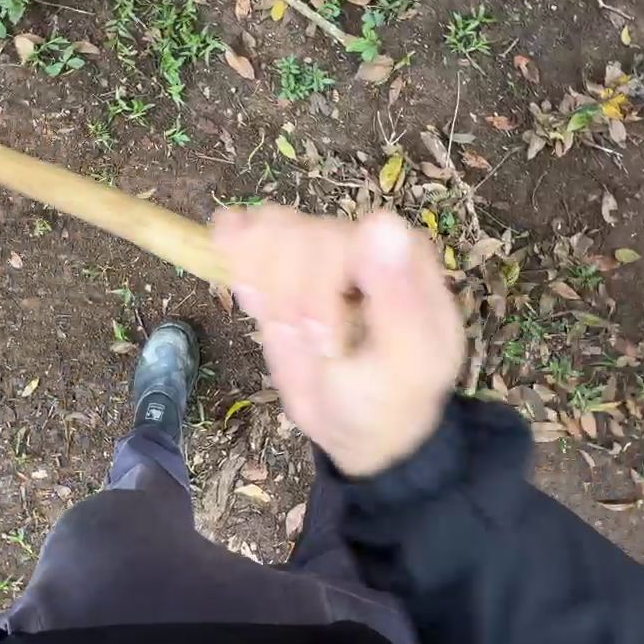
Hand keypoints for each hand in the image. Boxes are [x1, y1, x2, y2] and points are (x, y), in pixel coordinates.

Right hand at [212, 206, 463, 477]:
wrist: (352, 420)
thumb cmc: (388, 396)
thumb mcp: (406, 362)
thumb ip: (399, 296)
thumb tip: (384, 224)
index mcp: (402, 254)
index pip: (347, 237)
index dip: (320, 286)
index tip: (323, 342)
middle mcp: (358, 239)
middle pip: (301, 235)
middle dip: (290, 298)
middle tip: (308, 345)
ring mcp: (316, 245)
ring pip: (269, 230)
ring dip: (262, 284)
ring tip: (280, 326)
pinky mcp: (278, 258)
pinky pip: (246, 231)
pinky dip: (237, 257)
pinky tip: (249, 296)